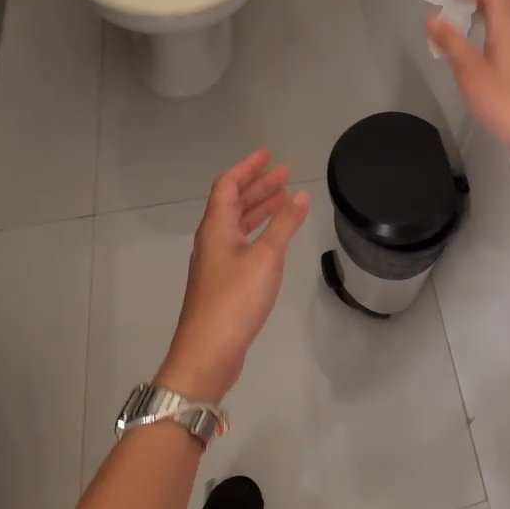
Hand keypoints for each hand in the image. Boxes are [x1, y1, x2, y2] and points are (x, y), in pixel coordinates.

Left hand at [157, 149, 309, 401]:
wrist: (207, 353)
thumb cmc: (234, 299)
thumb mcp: (266, 257)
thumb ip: (284, 224)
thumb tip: (301, 195)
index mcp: (216, 227)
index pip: (228, 185)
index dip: (247, 168)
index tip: (268, 155)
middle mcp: (213, 240)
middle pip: (233, 203)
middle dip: (258, 186)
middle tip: (285, 173)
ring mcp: (216, 262)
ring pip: (238, 223)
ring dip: (260, 208)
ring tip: (286, 198)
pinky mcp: (224, 282)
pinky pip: (242, 242)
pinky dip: (260, 230)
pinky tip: (276, 236)